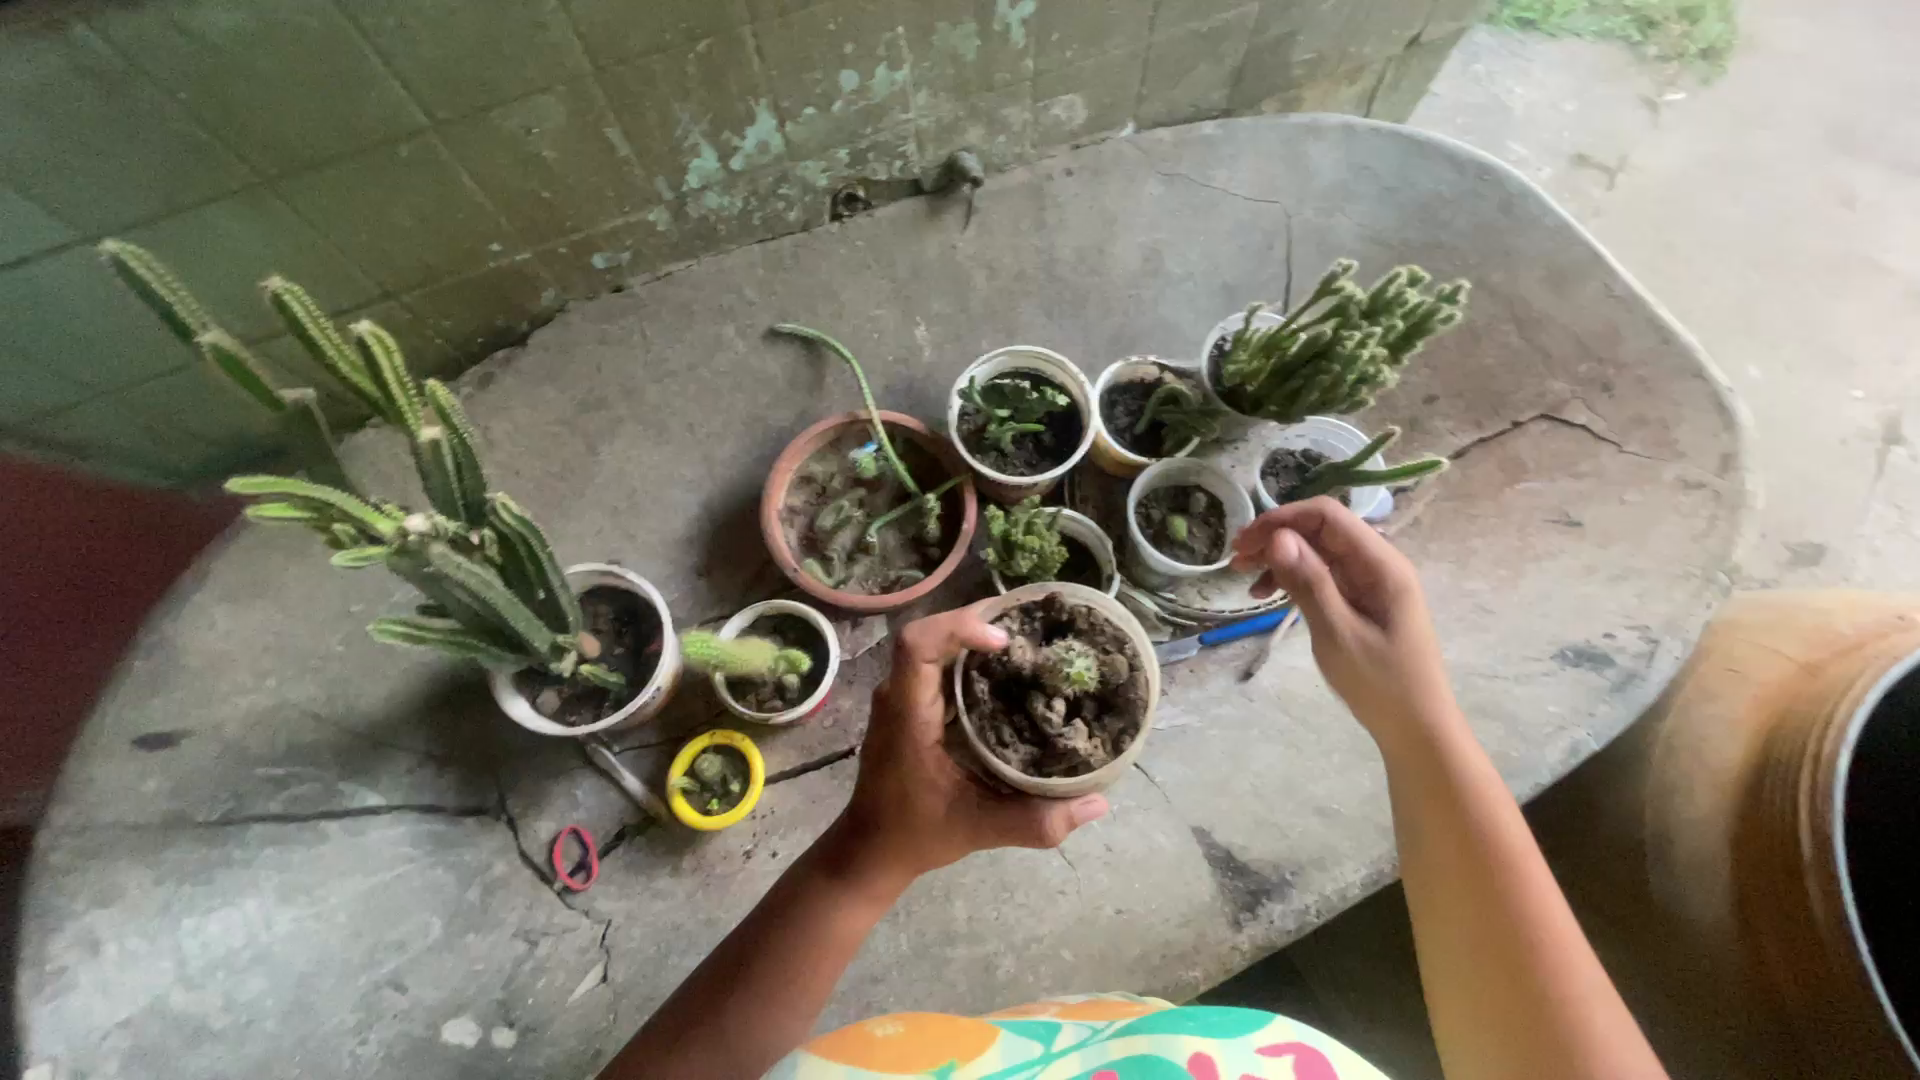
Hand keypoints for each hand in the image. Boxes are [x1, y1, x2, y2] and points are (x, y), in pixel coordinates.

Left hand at [831, 602, 1108, 884]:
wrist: (871, 847)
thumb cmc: (915, 833)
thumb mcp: (978, 828)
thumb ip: (1035, 822)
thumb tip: (1098, 802)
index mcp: (908, 714)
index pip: (917, 645)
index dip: (957, 627)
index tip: (1004, 640)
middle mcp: (899, 694)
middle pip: (930, 632)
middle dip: (979, 620)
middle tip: (1032, 624)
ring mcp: (900, 695)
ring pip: (933, 643)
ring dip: (975, 633)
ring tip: (1026, 637)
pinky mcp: (910, 702)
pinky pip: (937, 661)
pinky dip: (969, 653)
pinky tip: (1005, 666)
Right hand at [1230, 497, 1456, 744]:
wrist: (1416, 727)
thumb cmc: (1381, 683)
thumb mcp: (1337, 633)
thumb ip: (1309, 581)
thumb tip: (1277, 537)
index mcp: (1380, 565)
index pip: (1327, 516)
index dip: (1282, 519)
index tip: (1244, 542)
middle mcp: (1376, 564)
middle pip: (1319, 530)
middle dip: (1274, 537)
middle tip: (1235, 561)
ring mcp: (1368, 582)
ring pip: (1316, 551)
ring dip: (1278, 558)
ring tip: (1244, 578)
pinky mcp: (1359, 600)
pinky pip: (1320, 575)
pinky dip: (1291, 578)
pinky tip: (1265, 596)